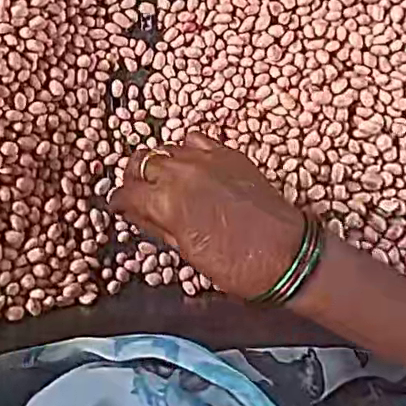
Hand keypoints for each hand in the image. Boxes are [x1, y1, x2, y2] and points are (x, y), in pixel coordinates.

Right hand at [108, 132, 307, 300]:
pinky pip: (194, 141)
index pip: (126, 193)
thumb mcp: (186, 251)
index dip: (118, 201)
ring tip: (163, 179)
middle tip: (138, 192)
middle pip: (140, 162)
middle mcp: (179, 173)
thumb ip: (157, 226)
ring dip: (158, 164)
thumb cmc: (235, 265)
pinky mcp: (227, 154)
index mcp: (164, 202)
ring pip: (165, 149)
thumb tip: (137, 213)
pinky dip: (186, 151)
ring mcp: (205, 160)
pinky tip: (190, 166)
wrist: (287, 255)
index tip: (119, 206)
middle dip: (134, 178)